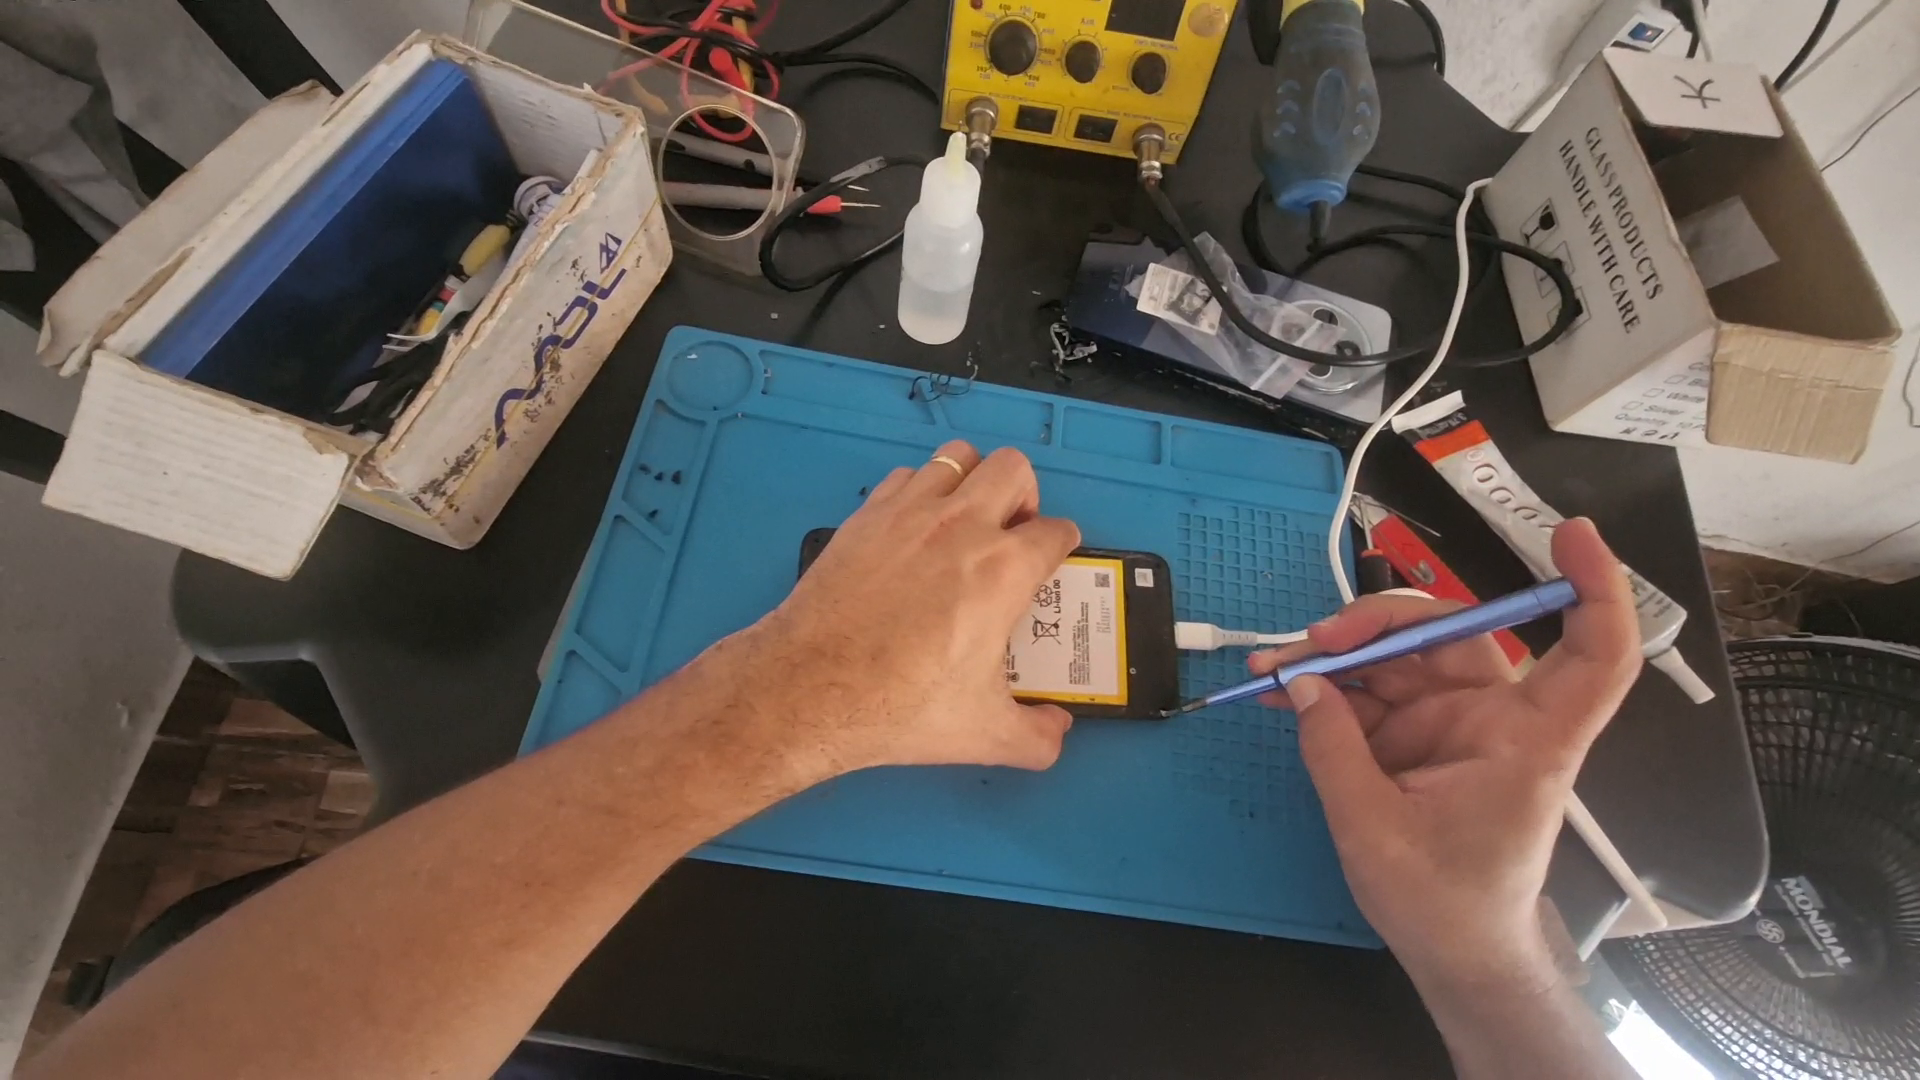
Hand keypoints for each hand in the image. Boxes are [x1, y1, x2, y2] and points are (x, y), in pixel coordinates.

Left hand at [734, 440, 1081, 773]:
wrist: (811, 687)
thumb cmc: (903, 706)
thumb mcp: (986, 734)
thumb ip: (1038, 736)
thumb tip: (1058, 730)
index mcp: (1004, 570)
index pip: (1056, 531)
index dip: (1061, 545)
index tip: (1051, 560)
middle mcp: (963, 525)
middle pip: (1014, 468)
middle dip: (1025, 495)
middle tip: (1011, 533)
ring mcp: (911, 511)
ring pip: (959, 456)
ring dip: (972, 481)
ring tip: (963, 520)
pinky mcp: (868, 513)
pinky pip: (906, 475)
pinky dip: (920, 490)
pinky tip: (912, 527)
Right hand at [1254, 519, 1640, 996]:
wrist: (1447, 949)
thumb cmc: (1440, 900)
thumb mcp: (1371, 826)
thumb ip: (1332, 746)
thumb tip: (1300, 681)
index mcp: (1524, 739)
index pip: (1588, 656)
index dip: (1593, 589)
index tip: (1569, 532)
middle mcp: (1492, 715)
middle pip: (1446, 633)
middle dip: (1373, 625)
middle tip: (1308, 645)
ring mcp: (1445, 719)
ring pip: (1392, 655)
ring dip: (1328, 655)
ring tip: (1268, 669)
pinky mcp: (1408, 730)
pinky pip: (1362, 688)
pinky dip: (1320, 685)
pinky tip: (1279, 689)